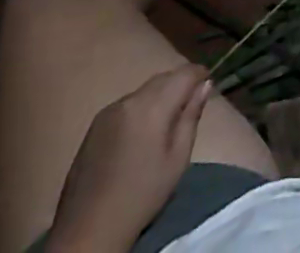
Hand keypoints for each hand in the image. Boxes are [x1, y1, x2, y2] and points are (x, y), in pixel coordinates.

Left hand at [46, 66, 212, 252]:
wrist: (90, 226)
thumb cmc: (143, 195)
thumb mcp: (177, 159)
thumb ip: (191, 116)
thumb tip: (204, 85)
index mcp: (151, 107)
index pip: (183, 74)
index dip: (199, 73)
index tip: (209, 82)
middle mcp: (129, 99)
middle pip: (162, 78)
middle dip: (180, 82)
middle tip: (192, 102)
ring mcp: (109, 109)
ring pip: (144, 90)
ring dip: (160, 95)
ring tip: (167, 120)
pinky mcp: (96, 122)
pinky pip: (127, 103)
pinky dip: (141, 107)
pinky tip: (142, 132)